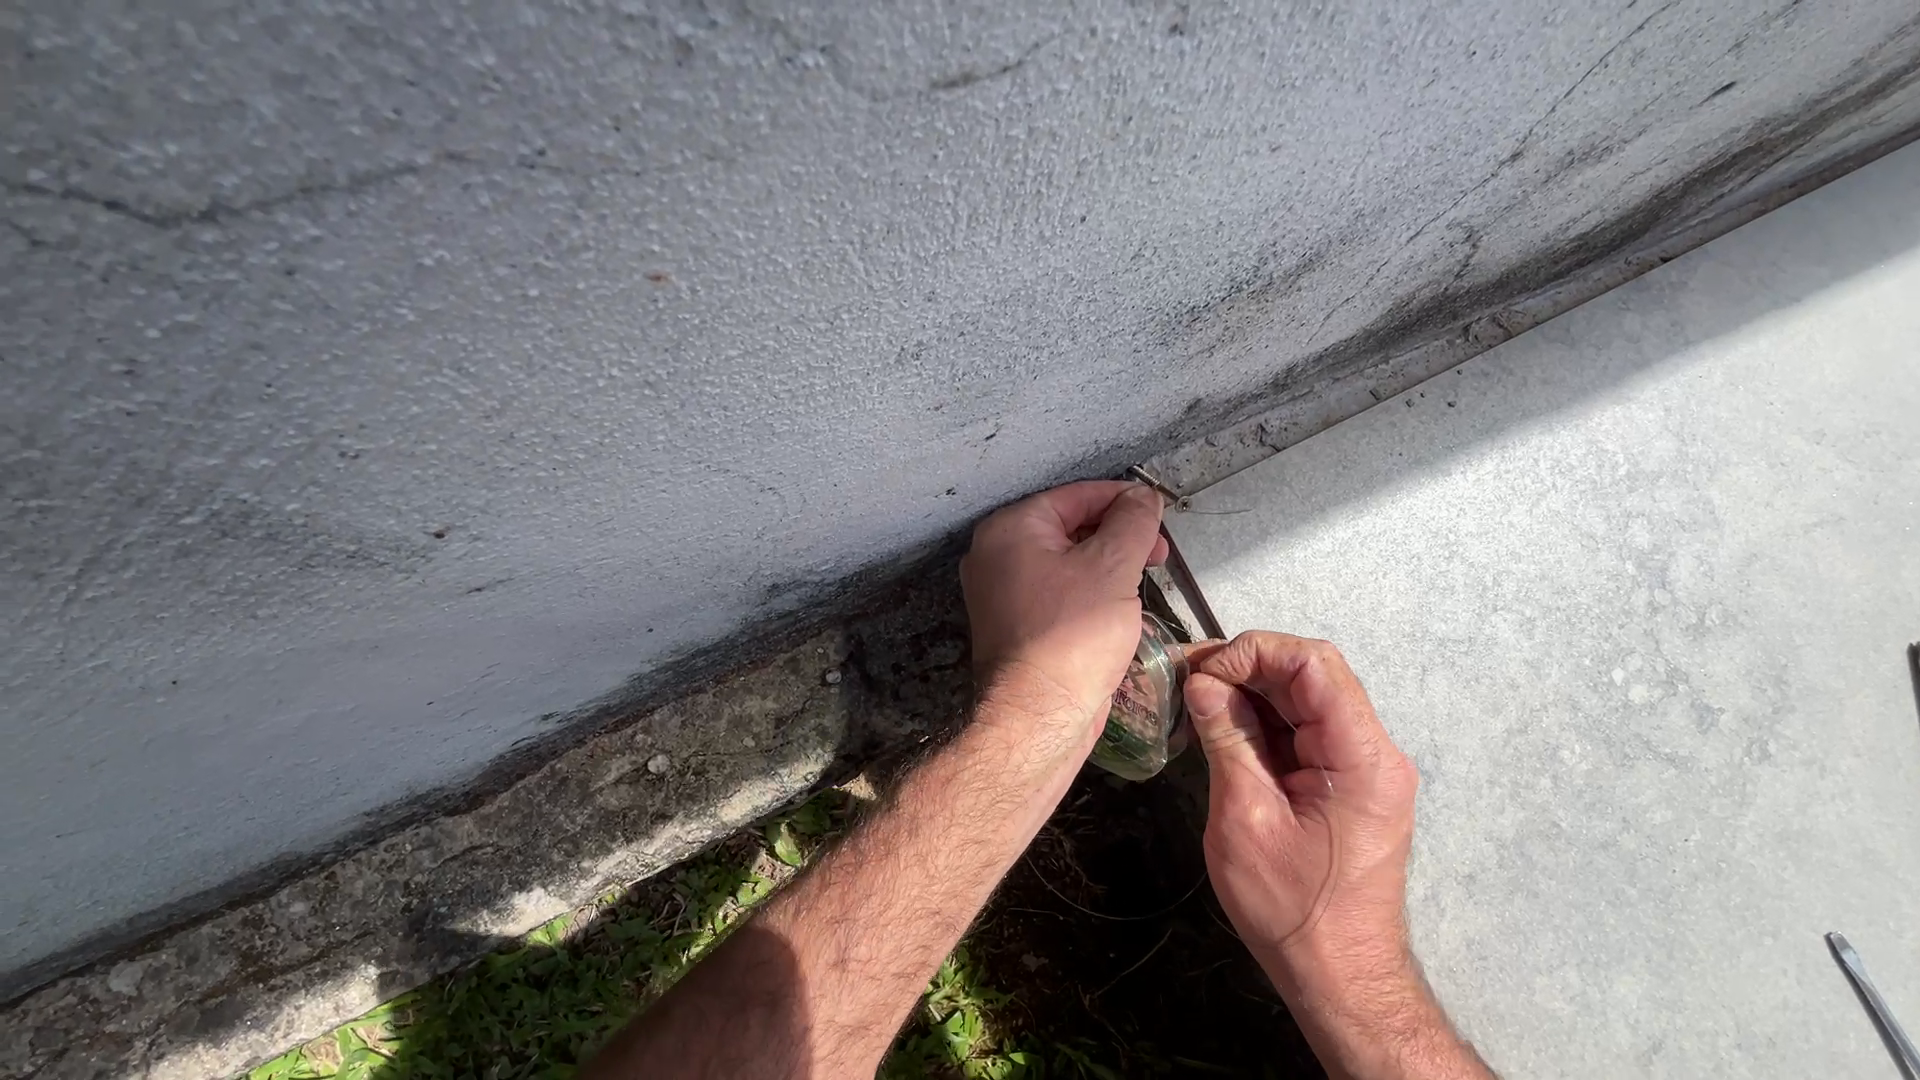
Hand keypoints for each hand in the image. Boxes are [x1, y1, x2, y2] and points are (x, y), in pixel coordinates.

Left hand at [960, 481, 1167, 742]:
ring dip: (1107, 562)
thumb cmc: (1073, 635)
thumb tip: (1142, 496)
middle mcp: (995, 554)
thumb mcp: (1112, 567)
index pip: (1074, 495)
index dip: (1122, 499)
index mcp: (1010, 529)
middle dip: (1117, 533)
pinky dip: (1088, 588)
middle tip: (1159, 552)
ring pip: (1064, 560)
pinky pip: (1056, 590)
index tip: (1159, 513)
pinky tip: (1119, 601)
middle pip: (1068, 526)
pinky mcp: (1014, 623)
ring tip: (1145, 576)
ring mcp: (1000, 591)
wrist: (1039, 715)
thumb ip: (1131, 522)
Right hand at [1183, 632, 1418, 991]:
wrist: (1339, 975)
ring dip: (1249, 690)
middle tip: (1188, 680)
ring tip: (1195, 698)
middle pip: (1311, 674)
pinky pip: (1302, 728)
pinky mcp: (1344, 781)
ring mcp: (1362, 766)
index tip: (1204, 674)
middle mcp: (1373, 751)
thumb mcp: (1244, 817)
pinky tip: (1221, 724)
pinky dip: (1260, 718)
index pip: (1314, 664)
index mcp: (1362, 757)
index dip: (1254, 652)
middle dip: (1245, 666)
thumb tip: (1201, 682)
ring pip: (1304, 697)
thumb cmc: (1292, 907)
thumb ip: (1226, 739)